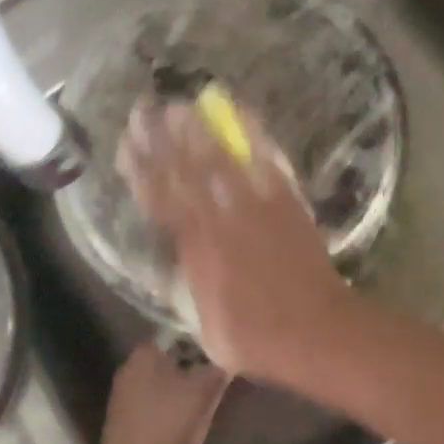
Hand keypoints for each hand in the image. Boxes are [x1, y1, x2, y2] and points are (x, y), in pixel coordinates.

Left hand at [98, 342, 228, 443]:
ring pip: (154, 384)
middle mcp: (125, 369)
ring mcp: (118, 399)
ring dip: (174, 388)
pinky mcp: (117, 426)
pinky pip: (146, 407)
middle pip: (163, 359)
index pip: (173, 333)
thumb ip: (218, 363)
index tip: (213, 349)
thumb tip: (227, 352)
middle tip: (209, 373)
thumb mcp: (207, 386)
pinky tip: (177, 421)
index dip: (196, 339)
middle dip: (186, 364)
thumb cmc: (173, 422)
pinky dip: (161, 410)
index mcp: (142, 352)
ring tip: (196, 398)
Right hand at [117, 99, 359, 383]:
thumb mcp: (207, 324)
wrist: (317, 328)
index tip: (126, 146)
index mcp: (198, 250)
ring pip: (223, 160)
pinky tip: (241, 114)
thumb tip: (172, 260)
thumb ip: (189, 283)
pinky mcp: (286, 200)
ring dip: (199, 131)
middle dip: (163, 139)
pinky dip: (252, 136)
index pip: (163, 201)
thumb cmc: (257, 337)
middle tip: (144, 111)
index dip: (143, 171)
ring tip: (181, 106)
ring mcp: (257, 205)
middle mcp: (223, 220)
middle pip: (188, 172)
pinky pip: (266, 161)